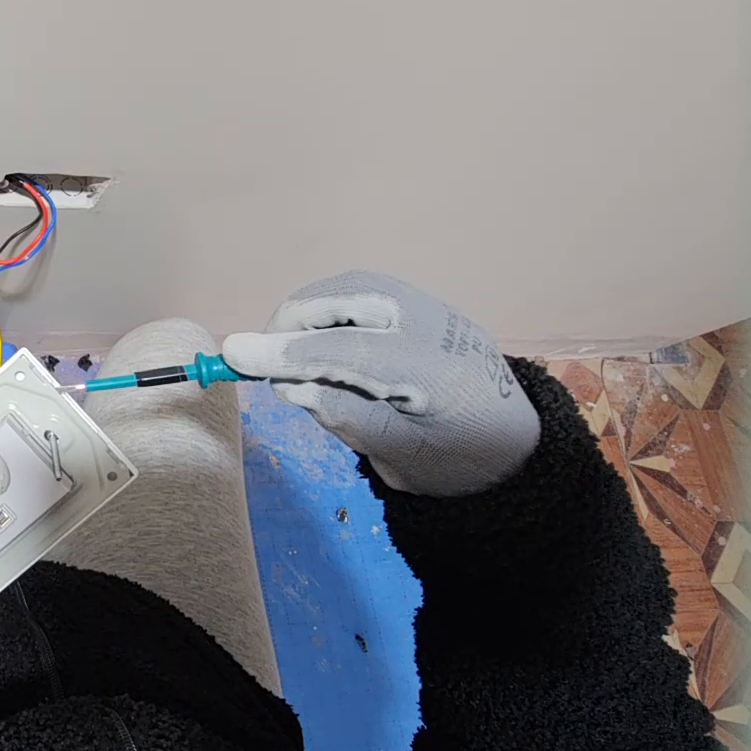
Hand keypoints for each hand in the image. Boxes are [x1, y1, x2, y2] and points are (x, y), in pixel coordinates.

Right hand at [220, 271, 539, 496]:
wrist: (513, 452)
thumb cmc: (453, 464)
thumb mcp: (399, 457)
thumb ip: (345, 416)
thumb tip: (289, 384)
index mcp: (440, 373)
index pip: (351, 350)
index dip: (290, 352)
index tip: (238, 356)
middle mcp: (438, 327)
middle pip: (351, 297)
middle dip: (295, 319)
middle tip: (264, 355)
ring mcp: (432, 311)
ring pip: (354, 286)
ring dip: (308, 309)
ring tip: (286, 347)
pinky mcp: (422, 307)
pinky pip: (363, 291)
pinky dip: (326, 307)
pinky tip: (314, 336)